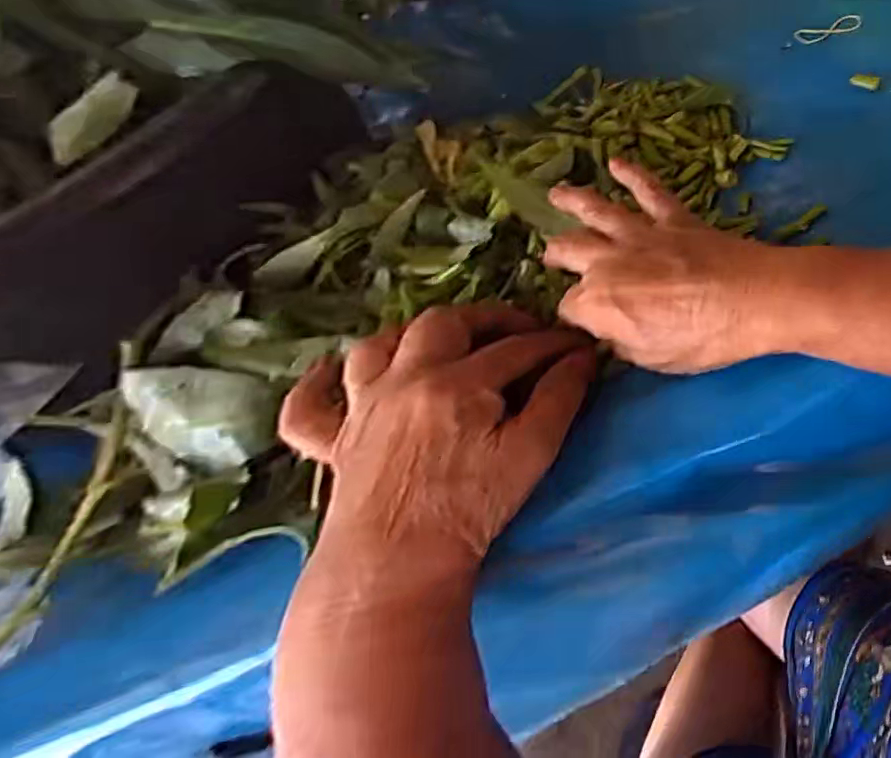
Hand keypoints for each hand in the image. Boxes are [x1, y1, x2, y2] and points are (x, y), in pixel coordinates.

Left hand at [278, 303, 597, 565]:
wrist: (393, 570)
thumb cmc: (471, 509)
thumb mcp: (534, 450)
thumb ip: (560, 396)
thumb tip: (582, 357)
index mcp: (456, 383)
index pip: (517, 347)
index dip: (554, 342)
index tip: (579, 345)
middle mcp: (403, 381)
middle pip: (445, 322)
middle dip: (489, 318)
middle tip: (521, 331)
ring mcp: (361, 409)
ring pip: (376, 347)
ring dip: (412, 336)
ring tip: (445, 344)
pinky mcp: (331, 443)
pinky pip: (308, 404)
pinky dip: (321, 384)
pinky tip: (337, 375)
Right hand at [542, 158, 786, 372]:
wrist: (756, 299)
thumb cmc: (707, 339)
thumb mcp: (657, 360)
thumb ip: (625, 343)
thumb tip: (611, 334)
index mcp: (599, 301)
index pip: (571, 306)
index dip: (577, 316)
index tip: (585, 323)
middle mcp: (610, 261)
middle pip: (572, 251)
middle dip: (558, 254)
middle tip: (550, 255)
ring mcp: (643, 235)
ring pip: (599, 211)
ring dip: (574, 200)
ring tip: (555, 193)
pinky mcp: (676, 219)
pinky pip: (650, 191)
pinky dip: (634, 174)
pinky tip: (617, 161)